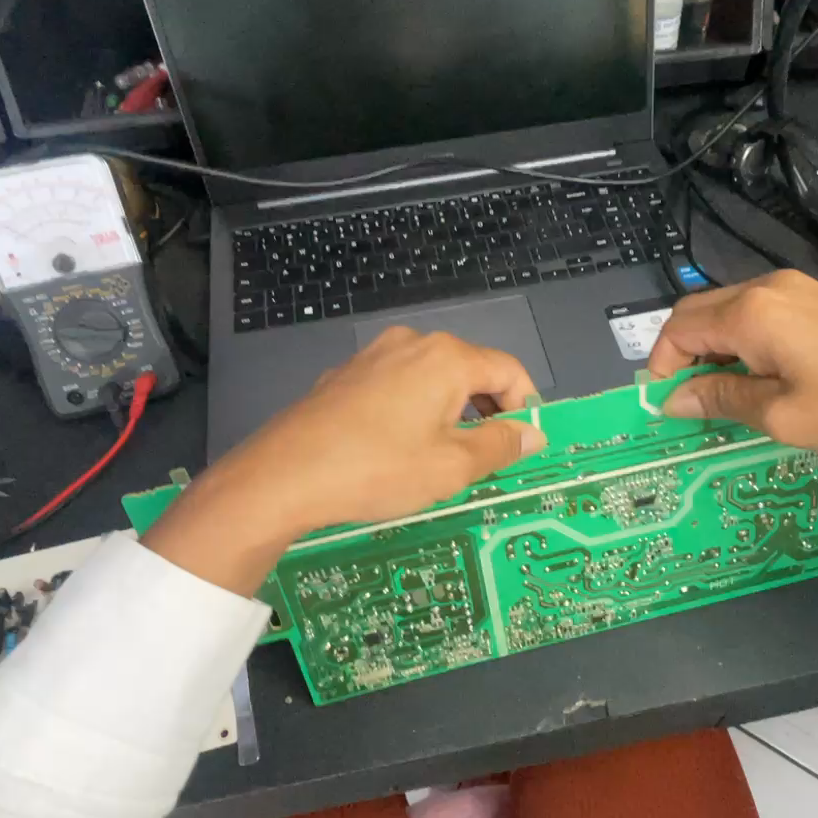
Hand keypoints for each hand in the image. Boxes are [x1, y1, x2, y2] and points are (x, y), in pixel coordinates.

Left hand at [142, 328, 546, 592]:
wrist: (284, 475)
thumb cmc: (379, 469)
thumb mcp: (452, 467)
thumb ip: (500, 445)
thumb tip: (533, 433)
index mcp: (447, 358)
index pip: (509, 371)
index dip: (525, 408)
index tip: (521, 446)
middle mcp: (412, 343)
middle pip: (471, 370)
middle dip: (488, 411)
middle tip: (486, 457)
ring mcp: (374, 355)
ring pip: (432, 378)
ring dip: (450, 412)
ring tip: (443, 456)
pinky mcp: (345, 374)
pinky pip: (397, 386)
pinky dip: (414, 410)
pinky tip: (396, 448)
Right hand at [646, 271, 817, 484]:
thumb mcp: (781, 416)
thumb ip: (720, 400)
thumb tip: (673, 399)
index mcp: (751, 313)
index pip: (679, 330)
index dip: (662, 367)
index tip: (667, 406)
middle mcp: (767, 288)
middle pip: (698, 313)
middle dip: (681, 354)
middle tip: (691, 401)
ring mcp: (795, 288)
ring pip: (726, 311)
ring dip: (711, 348)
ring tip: (726, 393)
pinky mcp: (816, 298)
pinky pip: (757, 312)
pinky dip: (740, 340)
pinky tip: (758, 374)